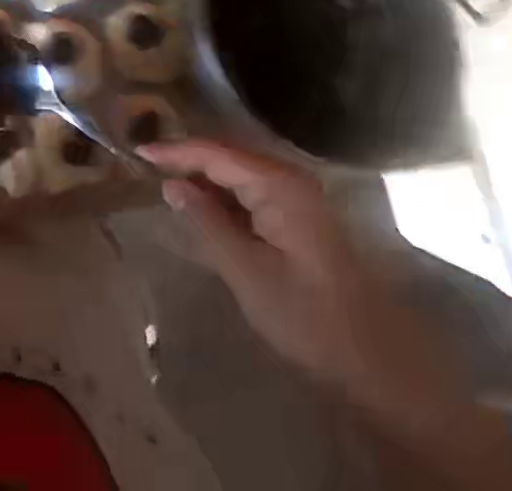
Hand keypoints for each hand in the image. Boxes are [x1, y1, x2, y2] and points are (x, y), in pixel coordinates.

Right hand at [137, 139, 466, 427]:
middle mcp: (290, 180)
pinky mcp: (299, 217)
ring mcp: (298, 198)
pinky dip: (222, 196)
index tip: (138, 153)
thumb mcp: (245, 271)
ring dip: (203, 177)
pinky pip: (251, 193)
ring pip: (238, 173)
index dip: (175, 150)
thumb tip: (172, 185)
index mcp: (279, 186)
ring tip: (164, 183)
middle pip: (227, 156)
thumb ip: (206, 222)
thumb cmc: (306, 316)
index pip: (215, 154)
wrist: (374, 361)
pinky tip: (200, 207)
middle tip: (146, 165)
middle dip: (187, 159)